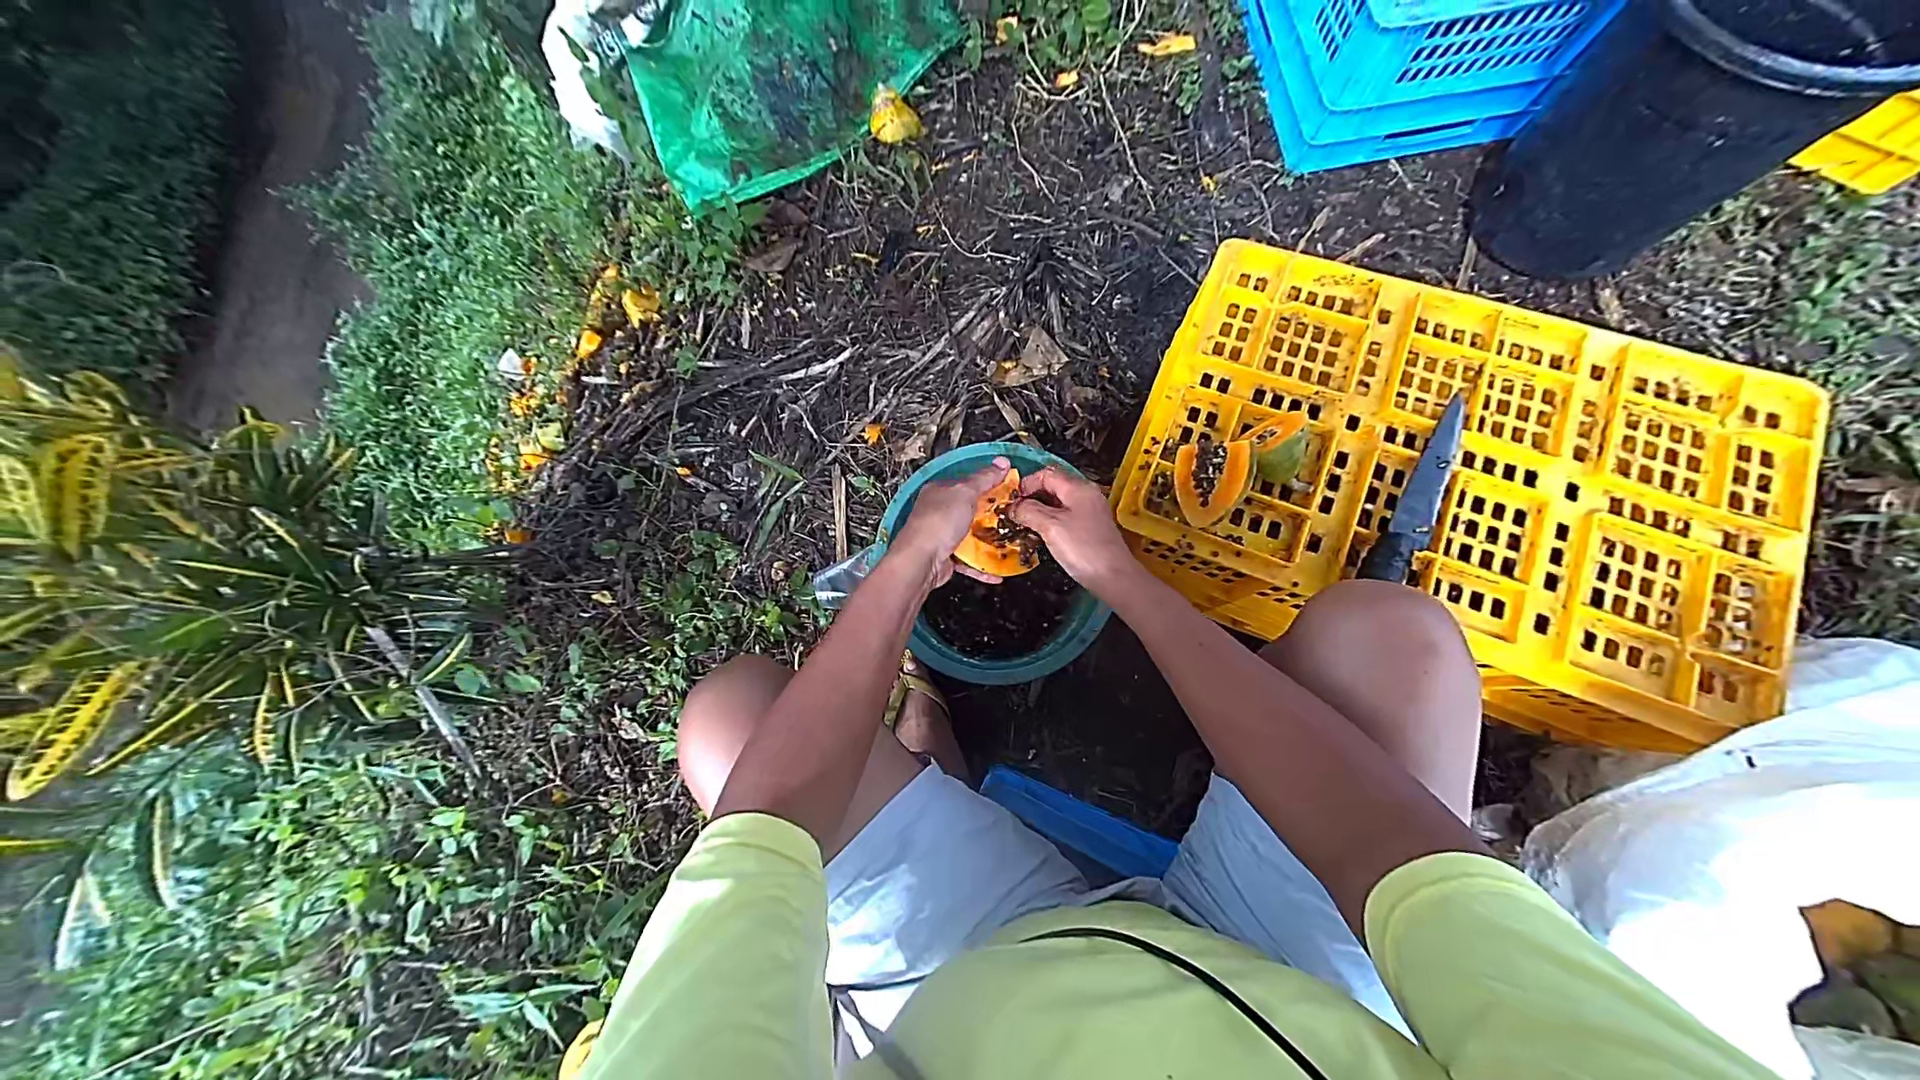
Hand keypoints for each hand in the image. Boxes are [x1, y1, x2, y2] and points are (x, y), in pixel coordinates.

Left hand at [888, 457, 1010, 588]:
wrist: (921, 561)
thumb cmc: (937, 523)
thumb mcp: (965, 492)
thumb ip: (985, 478)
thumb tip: (1001, 463)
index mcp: (940, 490)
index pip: (968, 482)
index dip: (989, 483)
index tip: (1009, 488)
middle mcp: (939, 512)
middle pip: (971, 510)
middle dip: (992, 515)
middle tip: (1013, 515)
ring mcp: (942, 535)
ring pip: (972, 536)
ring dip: (989, 541)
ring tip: (1009, 541)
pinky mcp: (947, 557)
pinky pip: (969, 560)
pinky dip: (983, 565)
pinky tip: (997, 568)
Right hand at [1006, 467, 1142, 596]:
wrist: (1113, 577)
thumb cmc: (1085, 550)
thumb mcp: (1050, 526)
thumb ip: (1029, 511)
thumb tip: (1015, 506)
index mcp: (1078, 488)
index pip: (1046, 474)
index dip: (1026, 484)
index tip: (1013, 500)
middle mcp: (1086, 495)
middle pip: (1052, 486)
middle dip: (1031, 497)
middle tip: (1015, 512)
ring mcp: (1090, 511)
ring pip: (1058, 503)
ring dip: (1039, 510)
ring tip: (1025, 524)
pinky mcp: (1090, 528)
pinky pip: (1065, 516)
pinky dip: (1050, 521)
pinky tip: (1042, 534)